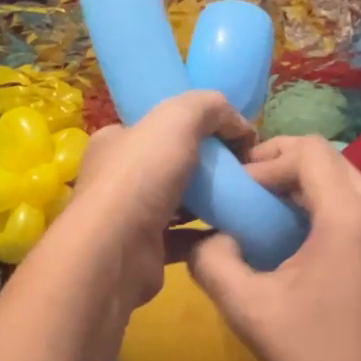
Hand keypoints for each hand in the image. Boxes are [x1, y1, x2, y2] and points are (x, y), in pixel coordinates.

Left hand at [59, 90, 251, 314]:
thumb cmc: (141, 175)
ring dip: (210, 200)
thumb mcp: (178, 117)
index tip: (229, 135)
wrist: (115, 253)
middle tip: (243, 168)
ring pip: (179, 202)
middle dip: (206, 164)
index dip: (193, 124)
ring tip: (245, 196)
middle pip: (171, 162)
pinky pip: (185, 238)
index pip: (157, 124)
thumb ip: (210, 107)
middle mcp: (118, 176)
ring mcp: (129, 216)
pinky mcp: (145, 252)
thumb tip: (240, 124)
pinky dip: (208, 234)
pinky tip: (234, 229)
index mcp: (116, 139)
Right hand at [189, 136, 360, 360]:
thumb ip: (214, 262)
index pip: (308, 150)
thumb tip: (208, 237)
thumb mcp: (250, 310)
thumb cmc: (318, 359)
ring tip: (268, 213)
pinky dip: (325, 205)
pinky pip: (358, 206)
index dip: (267, 158)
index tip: (239, 188)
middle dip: (285, 164)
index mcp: (350, 217)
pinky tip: (298, 239)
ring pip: (346, 180)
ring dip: (306, 184)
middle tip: (249, 190)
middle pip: (330, 158)